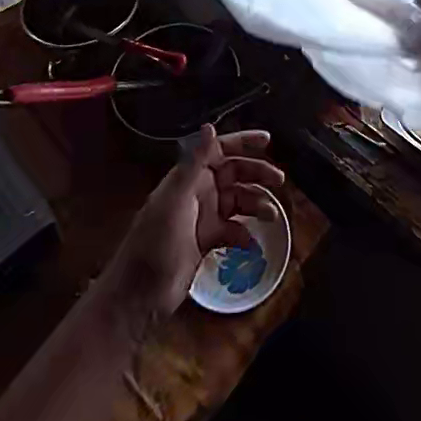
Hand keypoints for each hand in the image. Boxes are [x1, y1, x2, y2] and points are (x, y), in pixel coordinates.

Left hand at [106, 124, 284, 317]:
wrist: (140, 294)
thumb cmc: (155, 241)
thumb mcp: (175, 199)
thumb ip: (194, 163)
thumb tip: (209, 126)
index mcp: (188, 177)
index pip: (219, 150)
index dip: (243, 143)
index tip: (267, 141)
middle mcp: (197, 192)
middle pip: (234, 173)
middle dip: (257, 173)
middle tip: (279, 180)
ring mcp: (202, 217)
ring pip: (237, 201)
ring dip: (256, 203)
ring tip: (271, 214)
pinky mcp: (206, 241)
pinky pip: (232, 229)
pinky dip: (244, 233)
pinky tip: (252, 242)